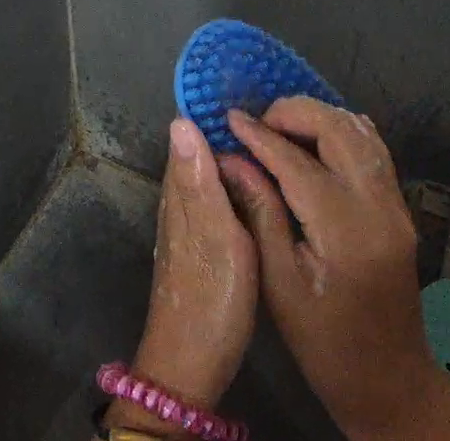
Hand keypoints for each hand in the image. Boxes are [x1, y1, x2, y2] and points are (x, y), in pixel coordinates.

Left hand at [106, 118, 258, 438]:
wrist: (192, 360)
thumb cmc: (210, 297)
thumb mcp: (215, 237)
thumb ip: (200, 182)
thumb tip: (181, 121)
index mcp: (181, 195)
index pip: (189, 139)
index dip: (210, 114)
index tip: (242, 89)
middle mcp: (179, 203)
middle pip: (199, 156)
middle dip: (224, 133)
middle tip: (269, 113)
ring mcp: (189, 227)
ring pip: (208, 179)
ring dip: (230, 159)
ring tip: (269, 141)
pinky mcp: (201, 247)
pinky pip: (216, 201)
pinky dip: (233, 186)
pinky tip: (257, 188)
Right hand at [224, 98, 449, 440]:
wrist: (388, 381)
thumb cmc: (323, 342)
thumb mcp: (278, 282)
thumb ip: (260, 212)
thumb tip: (230, 159)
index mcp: (346, 232)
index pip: (298, 163)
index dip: (260, 137)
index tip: (229, 118)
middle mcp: (380, 209)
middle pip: (339, 131)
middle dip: (295, 113)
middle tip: (256, 120)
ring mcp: (396, 207)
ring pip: (362, 134)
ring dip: (319, 118)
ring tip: (278, 124)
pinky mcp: (400, 210)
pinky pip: (373, 151)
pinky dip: (342, 132)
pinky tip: (314, 137)